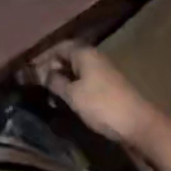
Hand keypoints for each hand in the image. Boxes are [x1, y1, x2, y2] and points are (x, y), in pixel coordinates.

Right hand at [25, 41, 157, 144]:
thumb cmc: (102, 105)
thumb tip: (41, 74)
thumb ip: (55, 82)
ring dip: (62, 78)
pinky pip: (85, 79)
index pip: (57, 47)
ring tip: (50, 93)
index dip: (42, 57)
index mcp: (83, 52)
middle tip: (37, 82)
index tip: (29, 69)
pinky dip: (73, 85)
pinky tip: (68, 99)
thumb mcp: (73, 95)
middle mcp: (93, 56)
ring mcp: (102, 70)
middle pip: (66, 56)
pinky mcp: (108, 85)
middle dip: (51, 67)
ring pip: (76, 69)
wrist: (140, 124)